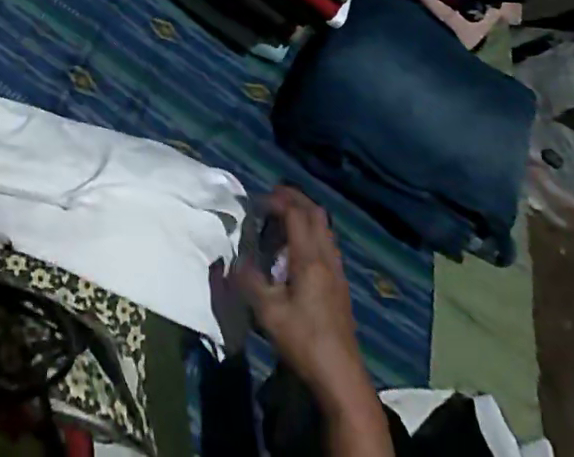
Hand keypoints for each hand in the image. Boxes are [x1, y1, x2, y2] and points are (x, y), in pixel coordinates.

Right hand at [234, 188, 370, 402]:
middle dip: (294, 199)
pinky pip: (326, 243)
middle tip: (271, 196)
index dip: (277, 201)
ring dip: (304, 215)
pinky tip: (294, 249)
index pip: (296, 214)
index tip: (256, 202)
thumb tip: (233, 259)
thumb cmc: (303, 340)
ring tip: (280, 219)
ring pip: (324, 228)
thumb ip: (248, 280)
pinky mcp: (339, 284)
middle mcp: (327, 258)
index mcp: (310, 259)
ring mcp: (337, 271)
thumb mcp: (267, 312)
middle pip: (316, 214)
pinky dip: (311, 232)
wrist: (341, 375)